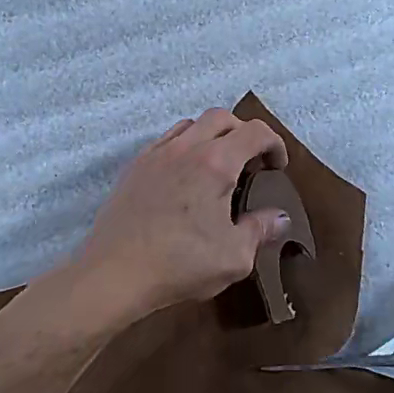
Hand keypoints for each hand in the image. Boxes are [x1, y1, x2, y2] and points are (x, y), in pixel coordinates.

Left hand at [68, 108, 292, 320]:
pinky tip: (185, 178)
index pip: (255, 132)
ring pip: (191, 125)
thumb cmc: (180, 264)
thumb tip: (280, 218)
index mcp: (215, 164)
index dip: (274, 144)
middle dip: (244, 133)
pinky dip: (185, 148)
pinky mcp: (134, 168)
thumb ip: (261, 230)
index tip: (277, 168)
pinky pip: (166, 141)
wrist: (114, 275)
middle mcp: (186, 149)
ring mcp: (156, 155)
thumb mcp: (235, 256)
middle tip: (252, 163)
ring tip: (219, 167)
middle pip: (222, 117)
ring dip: (213, 136)